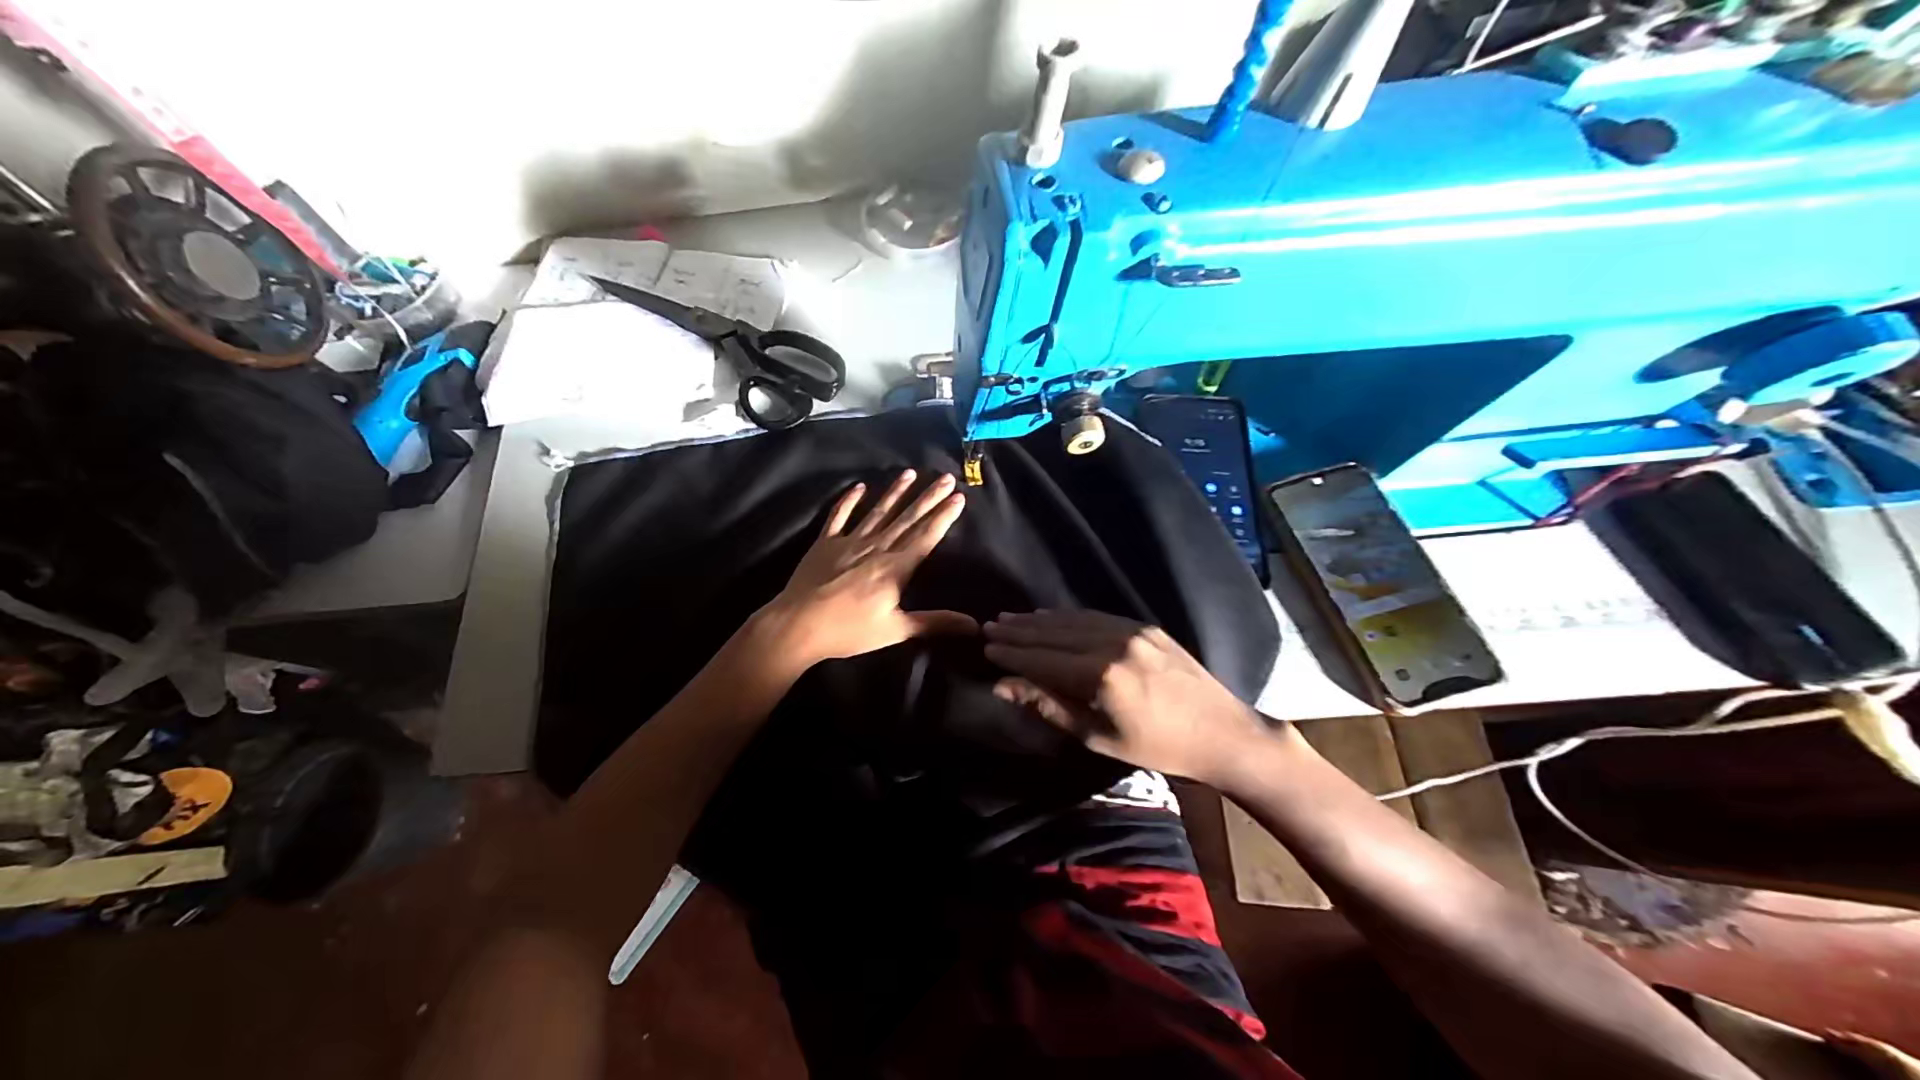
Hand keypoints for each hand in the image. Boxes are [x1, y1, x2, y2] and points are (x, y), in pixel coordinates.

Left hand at [757, 470, 975, 666]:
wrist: (797, 625)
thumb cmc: (848, 630)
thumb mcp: (895, 629)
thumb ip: (934, 622)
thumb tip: (974, 625)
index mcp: (895, 568)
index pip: (926, 536)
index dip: (944, 516)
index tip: (958, 497)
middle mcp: (876, 548)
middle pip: (907, 519)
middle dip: (928, 498)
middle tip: (946, 477)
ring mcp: (849, 542)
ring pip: (878, 512)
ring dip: (895, 492)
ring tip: (910, 473)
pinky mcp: (825, 543)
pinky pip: (840, 516)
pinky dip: (849, 501)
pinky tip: (859, 487)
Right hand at [983, 609, 1270, 785]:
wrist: (1222, 732)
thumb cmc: (1157, 747)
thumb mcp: (1097, 736)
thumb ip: (1048, 706)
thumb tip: (1004, 686)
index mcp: (1101, 676)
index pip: (1043, 659)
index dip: (1012, 654)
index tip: (986, 647)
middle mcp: (1114, 644)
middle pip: (1055, 634)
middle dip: (1020, 632)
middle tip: (989, 626)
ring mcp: (1132, 631)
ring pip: (1074, 620)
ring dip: (1040, 620)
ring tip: (1012, 619)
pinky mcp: (1146, 627)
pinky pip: (1098, 616)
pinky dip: (1070, 617)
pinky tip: (1052, 617)